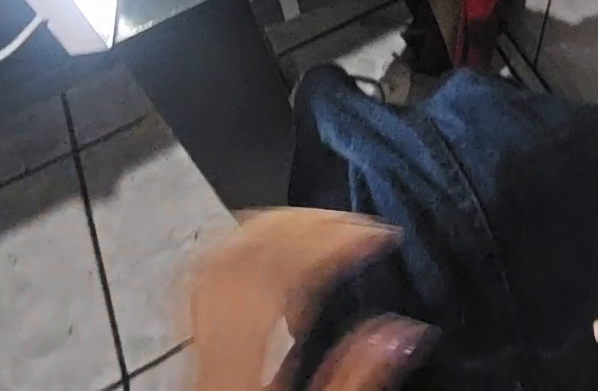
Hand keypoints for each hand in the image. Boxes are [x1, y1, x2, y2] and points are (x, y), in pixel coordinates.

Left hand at [186, 208, 432, 390]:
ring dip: (271, 226)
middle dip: (302, 223)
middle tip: (352, 223)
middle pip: (238, 254)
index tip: (374, 235)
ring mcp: (190, 345)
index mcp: (237, 374)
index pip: (275, 279)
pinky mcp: (191, 348)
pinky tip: (272, 248)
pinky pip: (206, 275)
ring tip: (319, 223)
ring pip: (214, 256)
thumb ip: (358, 382)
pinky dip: (243, 246)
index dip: (327, 240)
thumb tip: (407, 330)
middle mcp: (206, 350)